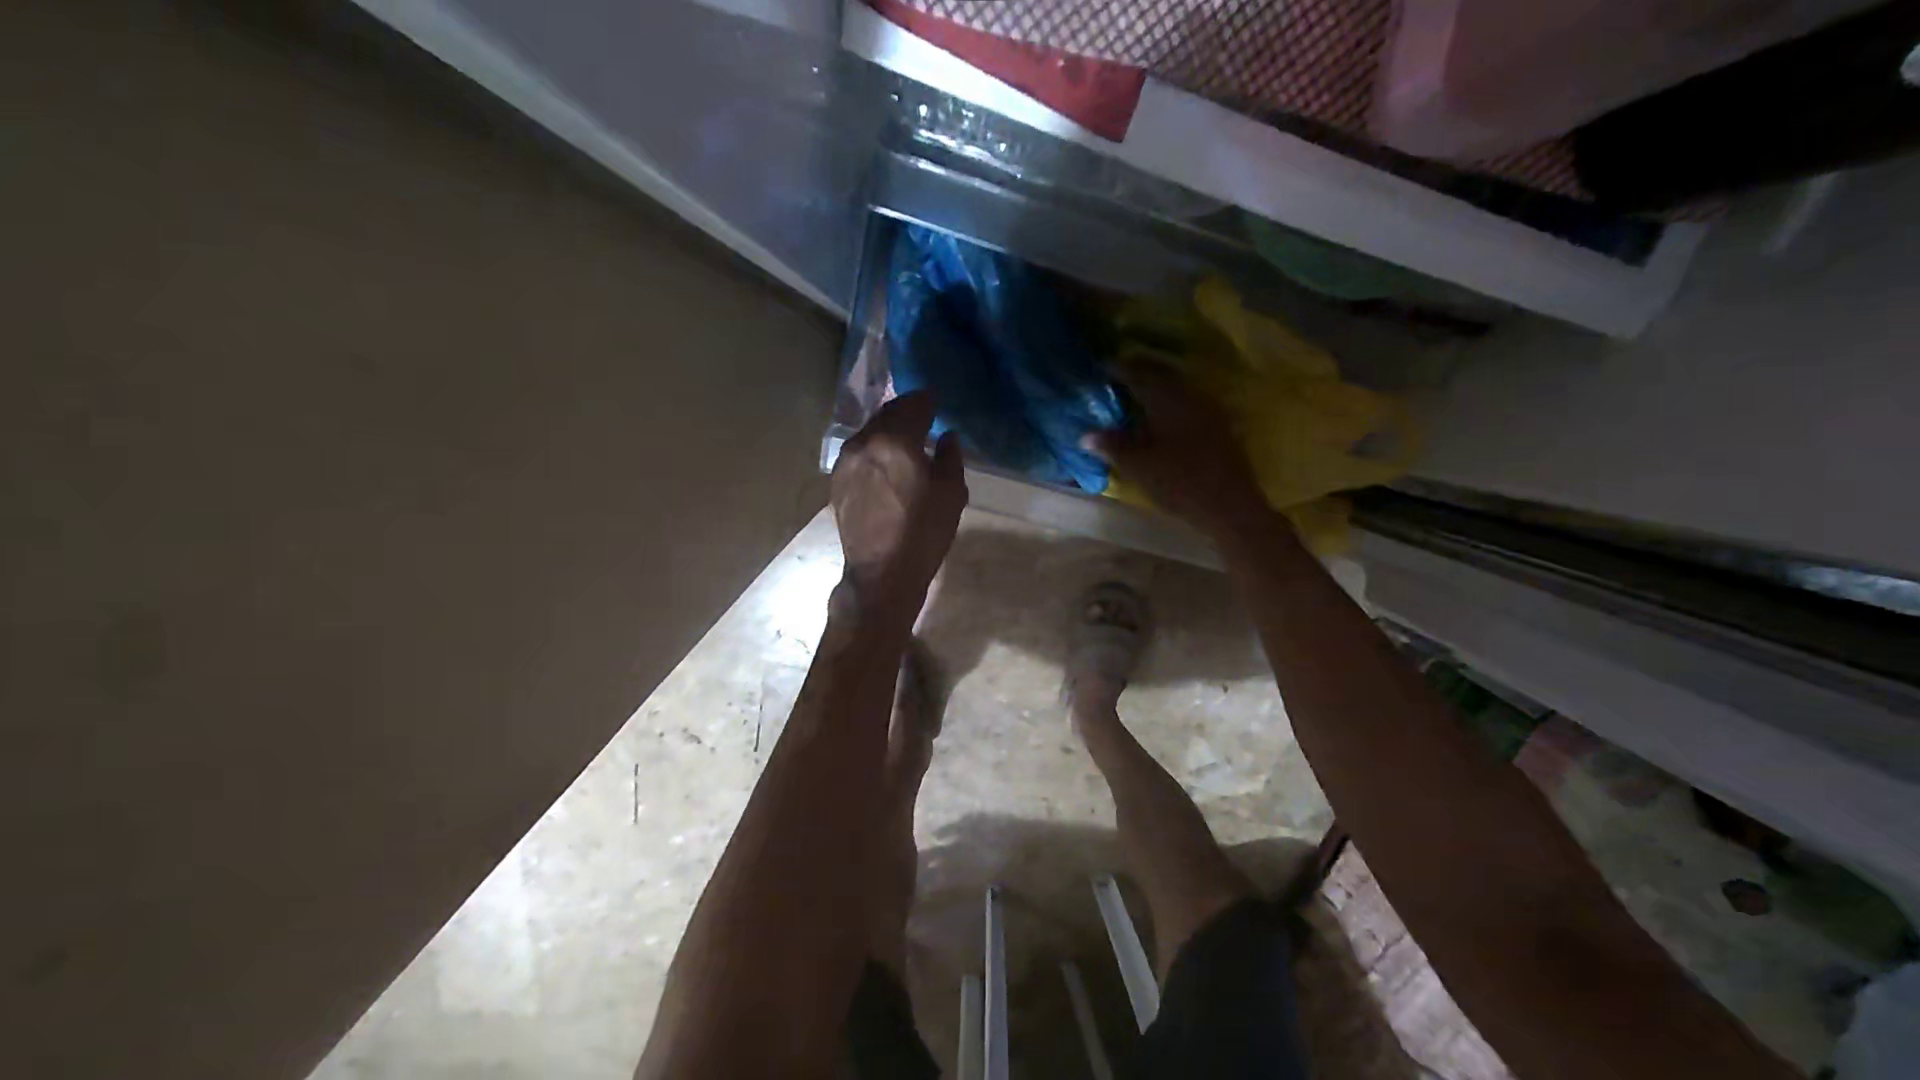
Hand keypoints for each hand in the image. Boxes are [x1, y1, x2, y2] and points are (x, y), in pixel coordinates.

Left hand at [830, 393, 967, 620]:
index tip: (935, 400)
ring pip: (868, 433)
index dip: (926, 400)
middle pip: (886, 415)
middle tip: (921, 414)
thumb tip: (947, 437)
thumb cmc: (923, 533)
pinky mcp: (837, 482)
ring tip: (904, 438)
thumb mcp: (951, 493)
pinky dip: (873, 450)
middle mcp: (864, 443)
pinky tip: (885, 463)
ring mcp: (845, 463)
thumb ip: (950, 456)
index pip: (912, 405)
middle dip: (904, 411)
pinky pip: (858, 454)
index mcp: (894, 440)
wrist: (882, 572)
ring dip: (886, 430)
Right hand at [1088, 362, 1271, 540]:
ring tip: (1137, 394)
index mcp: (1167, 400)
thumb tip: (1085, 435)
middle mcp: (1189, 396)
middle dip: (1140, 372)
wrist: (1230, 506)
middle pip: (1161, 375)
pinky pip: (1189, 402)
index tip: (1103, 368)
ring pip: (1177, 387)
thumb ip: (1112, 446)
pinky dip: (1171, 401)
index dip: (1120, 370)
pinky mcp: (1218, 425)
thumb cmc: (1179, 483)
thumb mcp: (1138, 466)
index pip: (1139, 375)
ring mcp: (1208, 410)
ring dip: (1158, 386)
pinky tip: (1162, 415)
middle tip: (1119, 376)